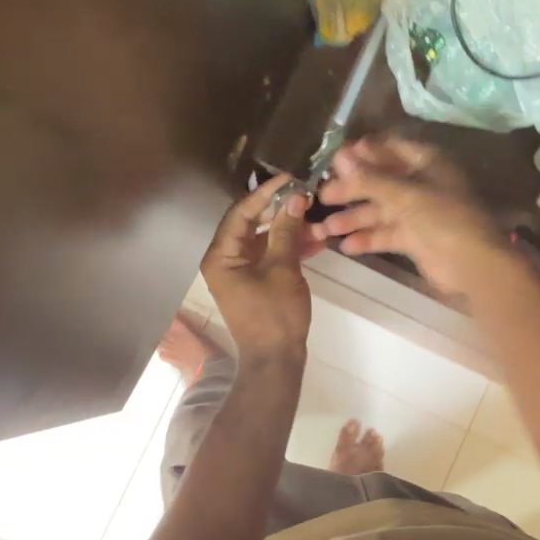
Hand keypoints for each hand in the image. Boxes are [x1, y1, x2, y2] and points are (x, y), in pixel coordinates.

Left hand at [201, 173, 315, 360]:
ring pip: (264, 240)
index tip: (291, 179)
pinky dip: (290, 248)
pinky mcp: (255, 282)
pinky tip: (316, 241)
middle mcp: (224, 260)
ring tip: (318, 222)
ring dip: (290, 230)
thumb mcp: (283, 268)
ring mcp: (239, 272)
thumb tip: (296, 197)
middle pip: (251, 223)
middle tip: (307, 197)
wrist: (275, 360)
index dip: (266, 193)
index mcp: (221, 255)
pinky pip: (270, 256)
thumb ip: (286, 230)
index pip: (240, 212)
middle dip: (281, 211)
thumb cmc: (275, 314)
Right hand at [314, 137, 508, 295]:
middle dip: (351, 189)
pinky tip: (345, 246)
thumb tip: (340, 157)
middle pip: (381, 182)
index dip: (363, 153)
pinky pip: (386, 234)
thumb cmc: (443, 219)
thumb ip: (370, 179)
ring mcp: (418, 213)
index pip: (390, 149)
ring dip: (354, 219)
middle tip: (323, 196)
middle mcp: (421, 184)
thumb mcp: (405, 195)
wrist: (473, 264)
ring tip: (325, 228)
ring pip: (380, 211)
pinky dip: (367, 239)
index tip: (334, 159)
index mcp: (427, 164)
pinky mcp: (415, 239)